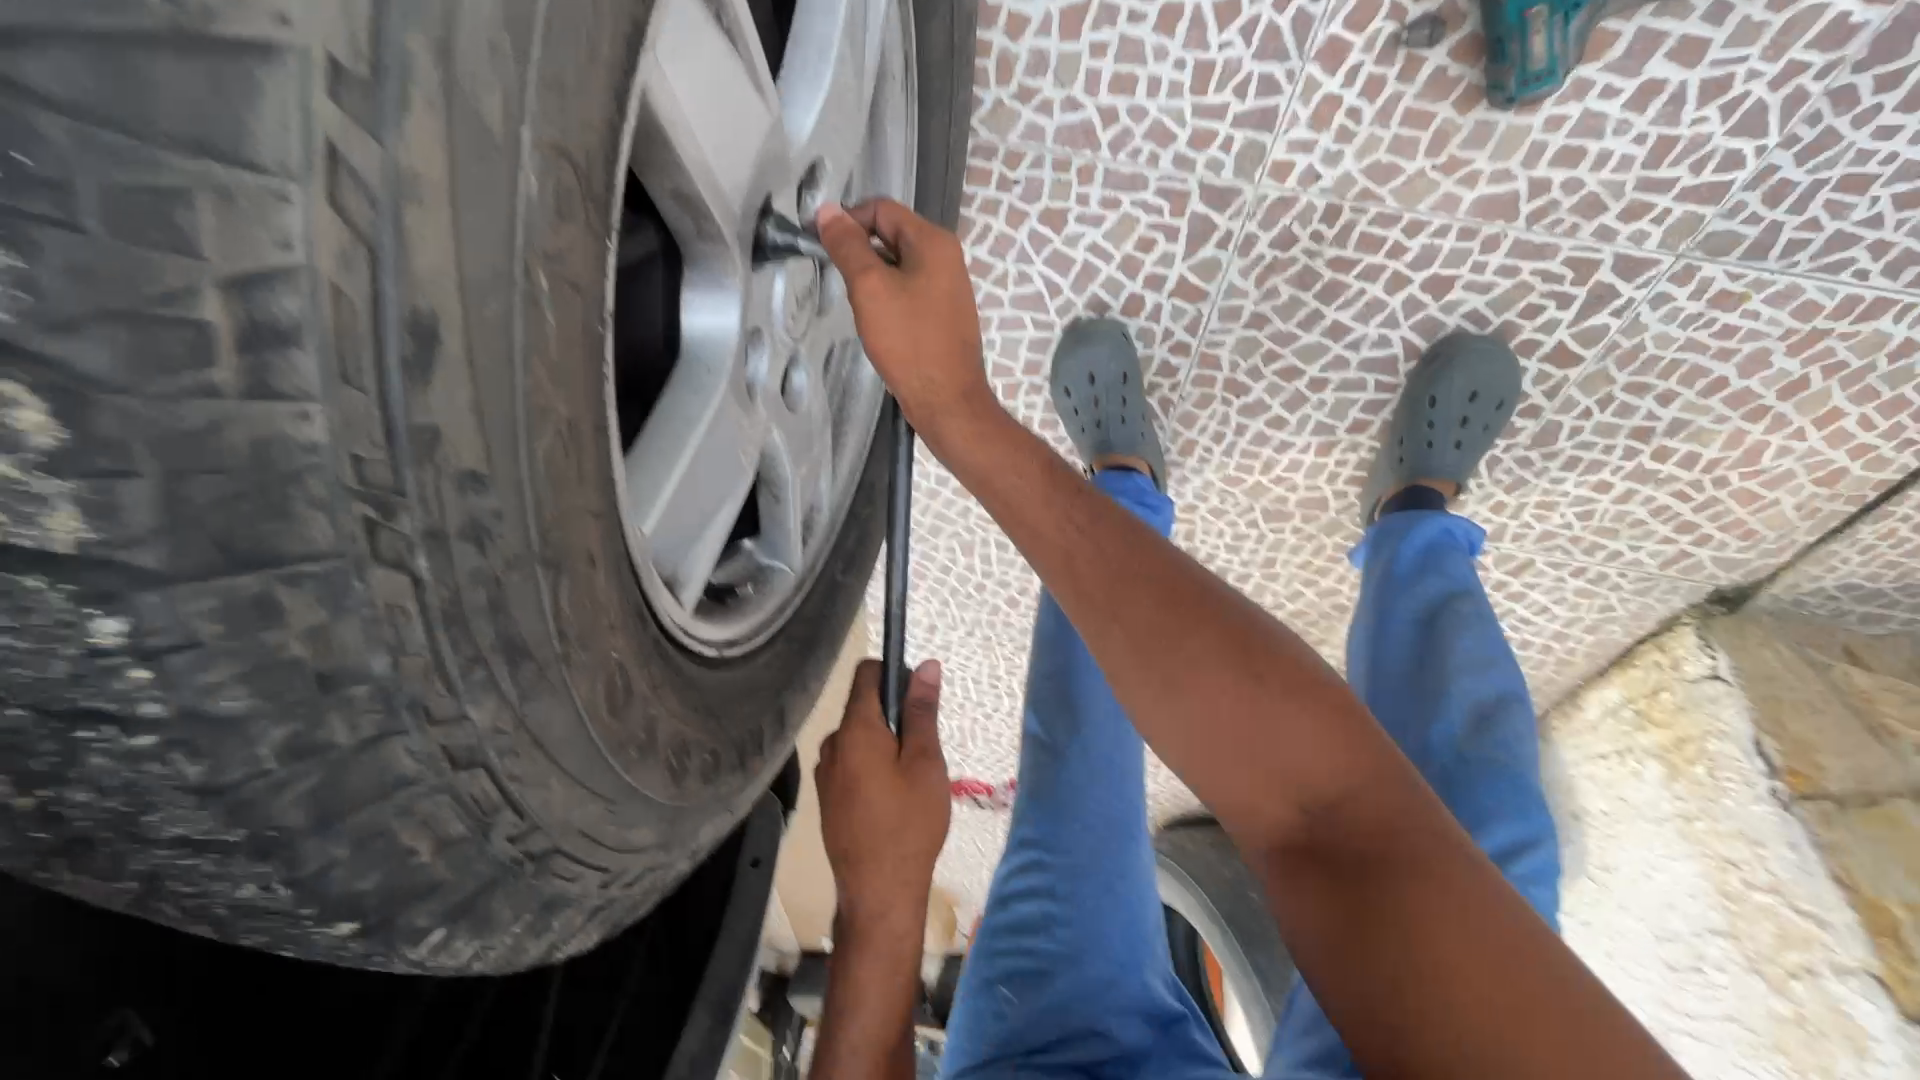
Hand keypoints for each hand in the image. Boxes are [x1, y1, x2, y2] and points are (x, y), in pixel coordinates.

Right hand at [815, 200, 997, 439]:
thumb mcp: (870, 288)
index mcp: (933, 241)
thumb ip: (848, 246)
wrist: (947, 399)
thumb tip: (828, 211)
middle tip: (839, 281)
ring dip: (872, 278)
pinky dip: (888, 299)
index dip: (847, 220)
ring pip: (898, 266)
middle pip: (891, 235)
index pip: (881, 209)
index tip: (819, 244)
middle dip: (860, 252)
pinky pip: (909, 291)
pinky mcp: (943, 314)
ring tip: (859, 306)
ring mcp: (948, 287)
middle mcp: (946, 257)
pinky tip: (878, 324)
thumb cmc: (909, 341)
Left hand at [815, 658, 949, 925]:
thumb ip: (922, 711)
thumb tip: (926, 665)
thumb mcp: (925, 761)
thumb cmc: (909, 822)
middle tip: (923, 753)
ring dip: (884, 745)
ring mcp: (825, 773)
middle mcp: (831, 745)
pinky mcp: (827, 798)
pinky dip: (872, 768)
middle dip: (894, 717)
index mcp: (854, 729)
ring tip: (910, 782)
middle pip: (863, 708)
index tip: (919, 701)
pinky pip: (851, 764)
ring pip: (859, 739)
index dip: (896, 674)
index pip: (867, 674)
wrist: (878, 890)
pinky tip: (892, 800)